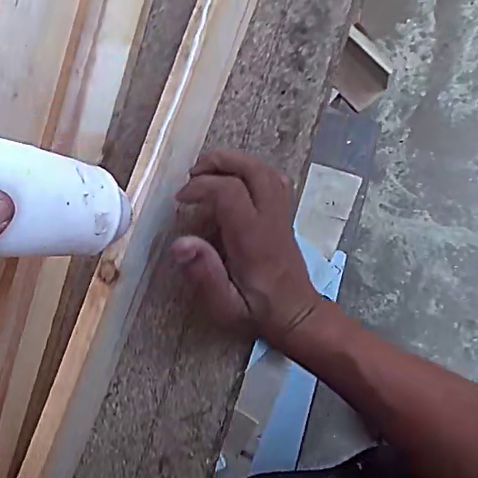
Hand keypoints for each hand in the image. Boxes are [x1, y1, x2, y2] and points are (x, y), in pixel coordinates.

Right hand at [170, 149, 321, 347]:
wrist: (297, 315)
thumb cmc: (258, 312)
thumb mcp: (226, 305)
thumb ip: (205, 275)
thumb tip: (180, 244)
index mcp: (254, 238)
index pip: (229, 191)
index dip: (201, 186)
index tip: (181, 199)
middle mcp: (271, 220)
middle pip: (253, 169)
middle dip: (220, 162)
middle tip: (193, 173)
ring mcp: (282, 215)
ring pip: (266, 170)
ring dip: (235, 163)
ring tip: (208, 172)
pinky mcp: (285, 216)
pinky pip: (274, 180)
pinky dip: (251, 171)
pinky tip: (234, 182)